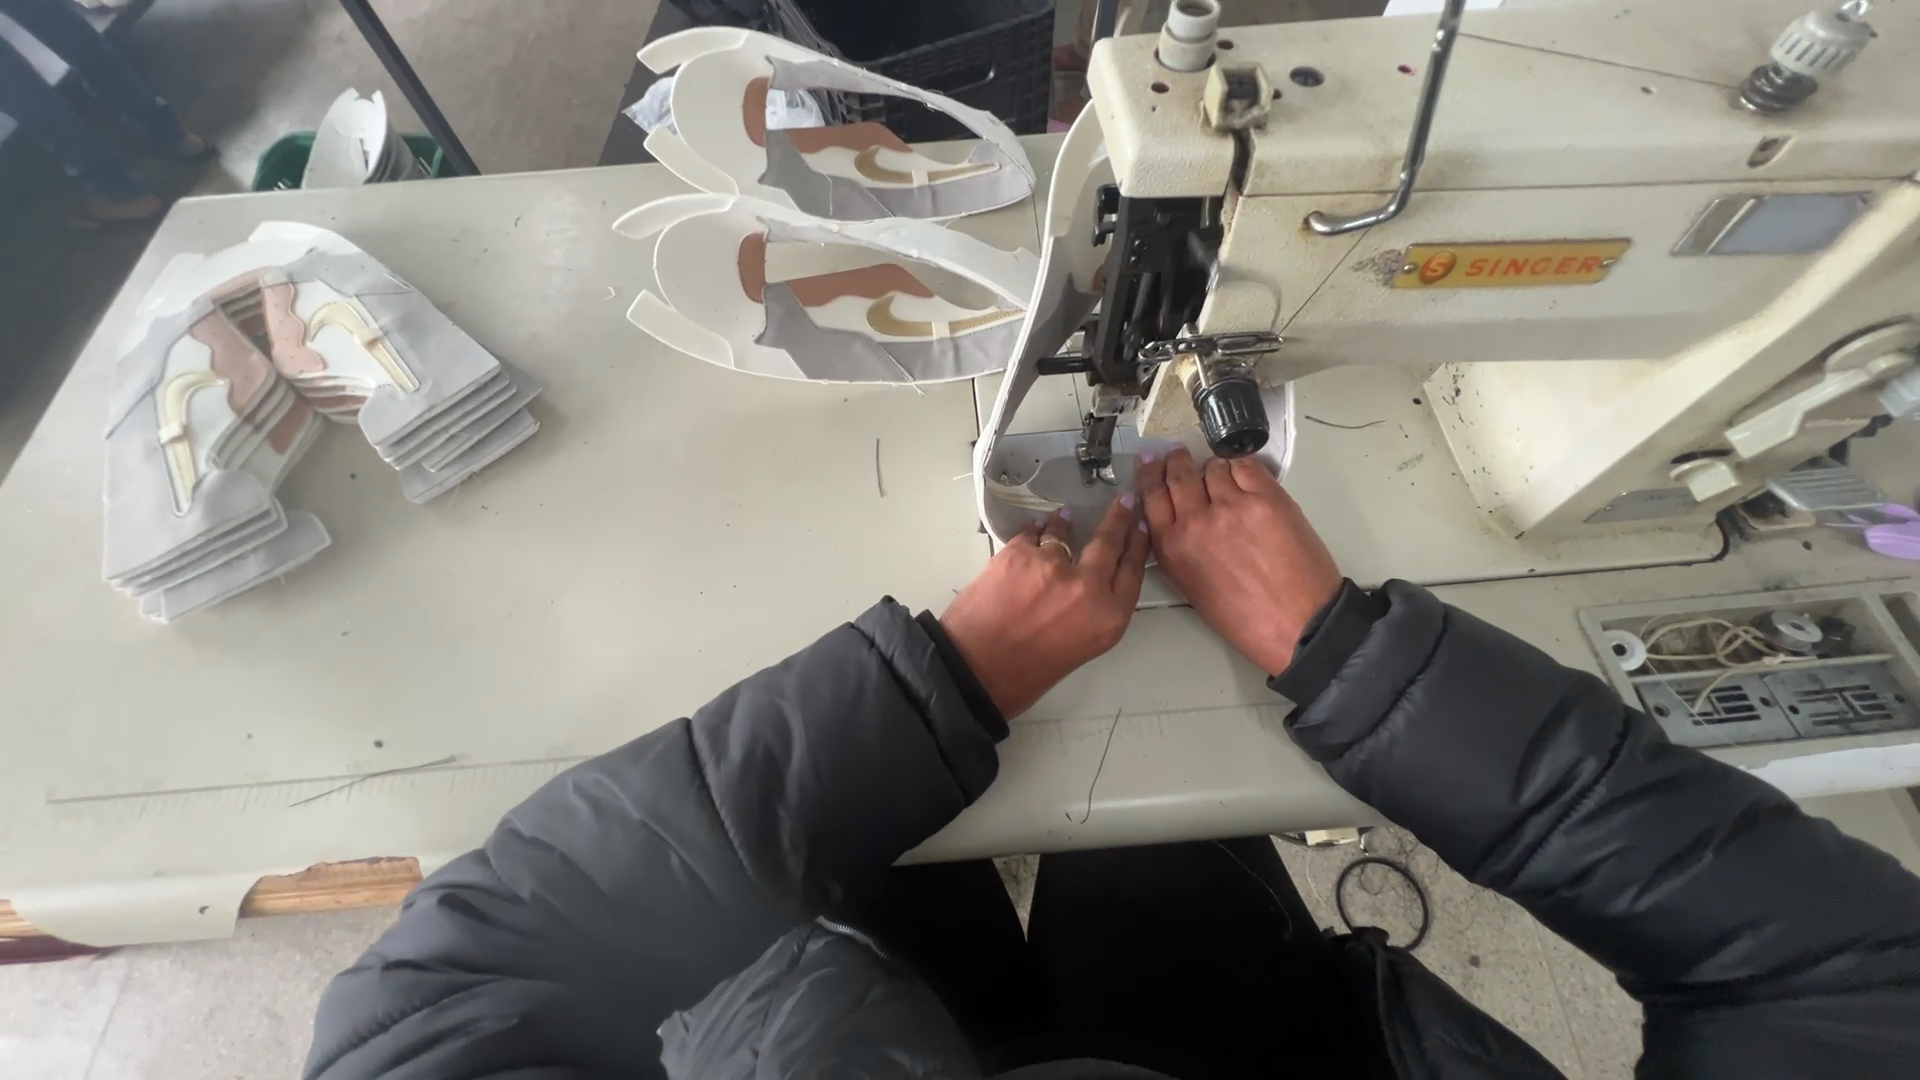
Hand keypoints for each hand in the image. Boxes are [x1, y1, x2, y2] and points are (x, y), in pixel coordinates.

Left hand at [941, 497, 1150, 717]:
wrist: (976, 670)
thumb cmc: (1027, 672)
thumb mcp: (1081, 648)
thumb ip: (1094, 612)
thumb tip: (1090, 583)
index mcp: (1108, 618)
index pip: (1132, 571)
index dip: (1137, 545)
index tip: (1141, 526)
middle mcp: (1087, 586)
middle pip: (1109, 543)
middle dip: (1119, 518)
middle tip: (1124, 501)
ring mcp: (1052, 566)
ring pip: (1064, 535)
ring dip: (1065, 525)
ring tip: (1064, 517)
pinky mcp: (1019, 554)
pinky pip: (1032, 534)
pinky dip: (1034, 532)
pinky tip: (1034, 529)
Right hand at [1137, 447, 1341, 674]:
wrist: (1297, 624)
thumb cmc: (1244, 616)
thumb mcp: (1190, 587)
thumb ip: (1176, 549)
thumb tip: (1175, 520)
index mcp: (1172, 547)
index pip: (1150, 496)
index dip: (1149, 474)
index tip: (1150, 462)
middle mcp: (1196, 521)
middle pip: (1178, 474)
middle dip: (1176, 461)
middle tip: (1177, 454)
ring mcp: (1232, 506)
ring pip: (1212, 467)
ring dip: (1213, 468)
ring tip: (1219, 474)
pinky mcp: (1266, 498)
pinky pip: (1245, 465)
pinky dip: (1240, 466)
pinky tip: (1241, 473)